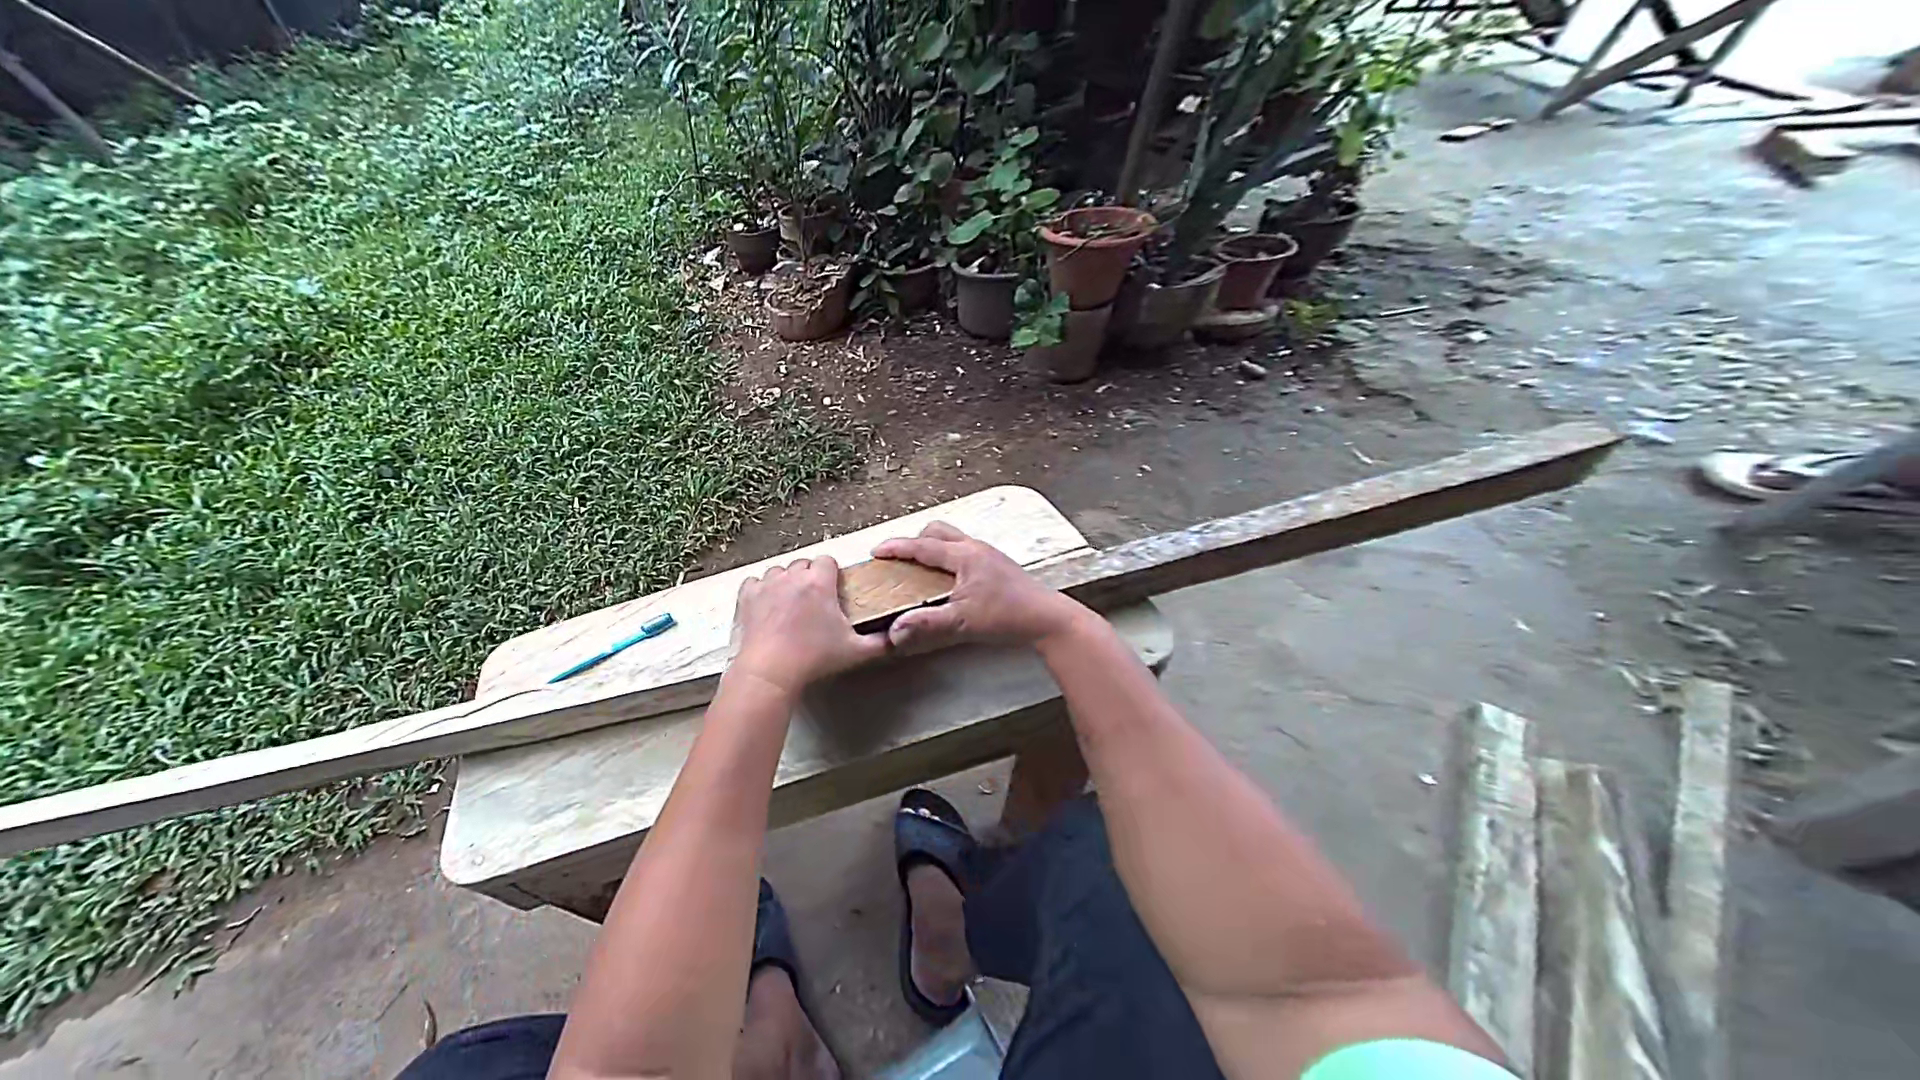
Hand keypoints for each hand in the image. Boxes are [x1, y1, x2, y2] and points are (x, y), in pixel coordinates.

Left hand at [730, 556, 889, 696]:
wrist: (770, 672)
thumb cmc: (812, 659)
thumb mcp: (855, 651)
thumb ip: (881, 642)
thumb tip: (896, 638)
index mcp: (819, 583)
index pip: (827, 560)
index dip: (831, 573)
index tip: (832, 589)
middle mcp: (792, 577)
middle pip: (803, 564)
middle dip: (809, 577)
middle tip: (814, 602)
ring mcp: (767, 585)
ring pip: (779, 571)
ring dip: (785, 582)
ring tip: (791, 605)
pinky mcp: (747, 597)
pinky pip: (755, 582)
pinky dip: (761, 590)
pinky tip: (768, 605)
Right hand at [871, 522, 1089, 651]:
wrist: (1048, 619)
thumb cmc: (1009, 616)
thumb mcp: (963, 622)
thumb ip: (927, 625)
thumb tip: (896, 631)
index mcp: (964, 555)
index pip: (922, 546)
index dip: (897, 547)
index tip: (878, 550)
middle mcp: (976, 548)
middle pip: (938, 532)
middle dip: (915, 541)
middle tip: (900, 559)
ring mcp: (989, 555)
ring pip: (953, 540)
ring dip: (934, 548)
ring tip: (921, 569)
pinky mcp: (997, 566)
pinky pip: (966, 551)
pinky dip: (949, 558)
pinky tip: (949, 580)